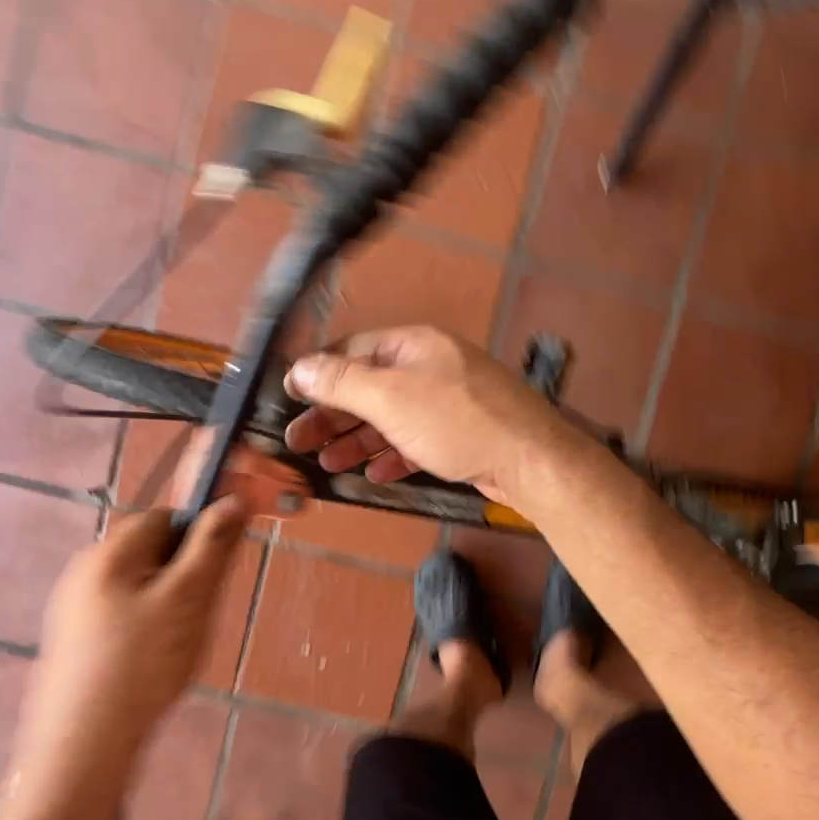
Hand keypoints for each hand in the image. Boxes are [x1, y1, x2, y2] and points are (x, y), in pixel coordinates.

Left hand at [17, 501, 248, 775]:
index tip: (216, 573)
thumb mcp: (190, 598)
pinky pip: (122, 613)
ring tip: (178, 644)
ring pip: (140, 584)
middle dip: (184, 574)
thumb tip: (234, 497)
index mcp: (109, 552)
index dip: (198, 536)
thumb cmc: (143, 663)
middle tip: (200, 614)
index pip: (164, 516)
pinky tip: (153, 661)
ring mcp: (73, 606)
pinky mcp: (73, 639)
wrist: (83, 743)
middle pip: (151, 550)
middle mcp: (84, 569)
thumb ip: (213, 546)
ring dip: (169, 602)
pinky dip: (147, 626)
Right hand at [282, 327, 571, 504]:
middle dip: (333, 415)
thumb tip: (299, 367)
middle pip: (370, 387)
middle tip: (298, 442)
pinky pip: (417, 441)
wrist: (530, 460)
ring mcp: (449, 402)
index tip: (288, 400)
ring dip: (358, 440)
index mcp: (414, 345)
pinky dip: (393, 455)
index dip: (318, 374)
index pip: (353, 351)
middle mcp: (432, 367)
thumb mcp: (391, 398)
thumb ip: (342, 382)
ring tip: (327, 463)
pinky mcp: (462, 435)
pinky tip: (375, 473)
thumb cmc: (457, 422)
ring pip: (392, 418)